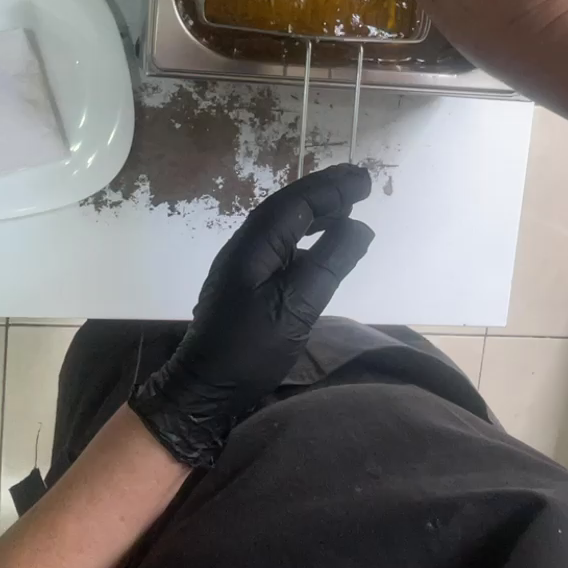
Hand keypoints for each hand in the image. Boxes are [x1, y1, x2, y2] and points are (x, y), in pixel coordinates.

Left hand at [130, 164, 375, 467]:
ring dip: (314, 212)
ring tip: (347, 207)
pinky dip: (304, 236)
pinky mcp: (246, 284)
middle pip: (287, 207)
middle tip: (360, 183)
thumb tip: (359, 226)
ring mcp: (243, 264)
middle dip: (323, 193)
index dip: (331, 189)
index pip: (297, 203)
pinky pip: (279, 245)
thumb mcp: (297, 307)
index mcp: (254, 245)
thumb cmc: (249, 348)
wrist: (204, 387)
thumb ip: (330, 263)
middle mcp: (245, 246)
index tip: (364, 180)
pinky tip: (321, 244)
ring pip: (282, 225)